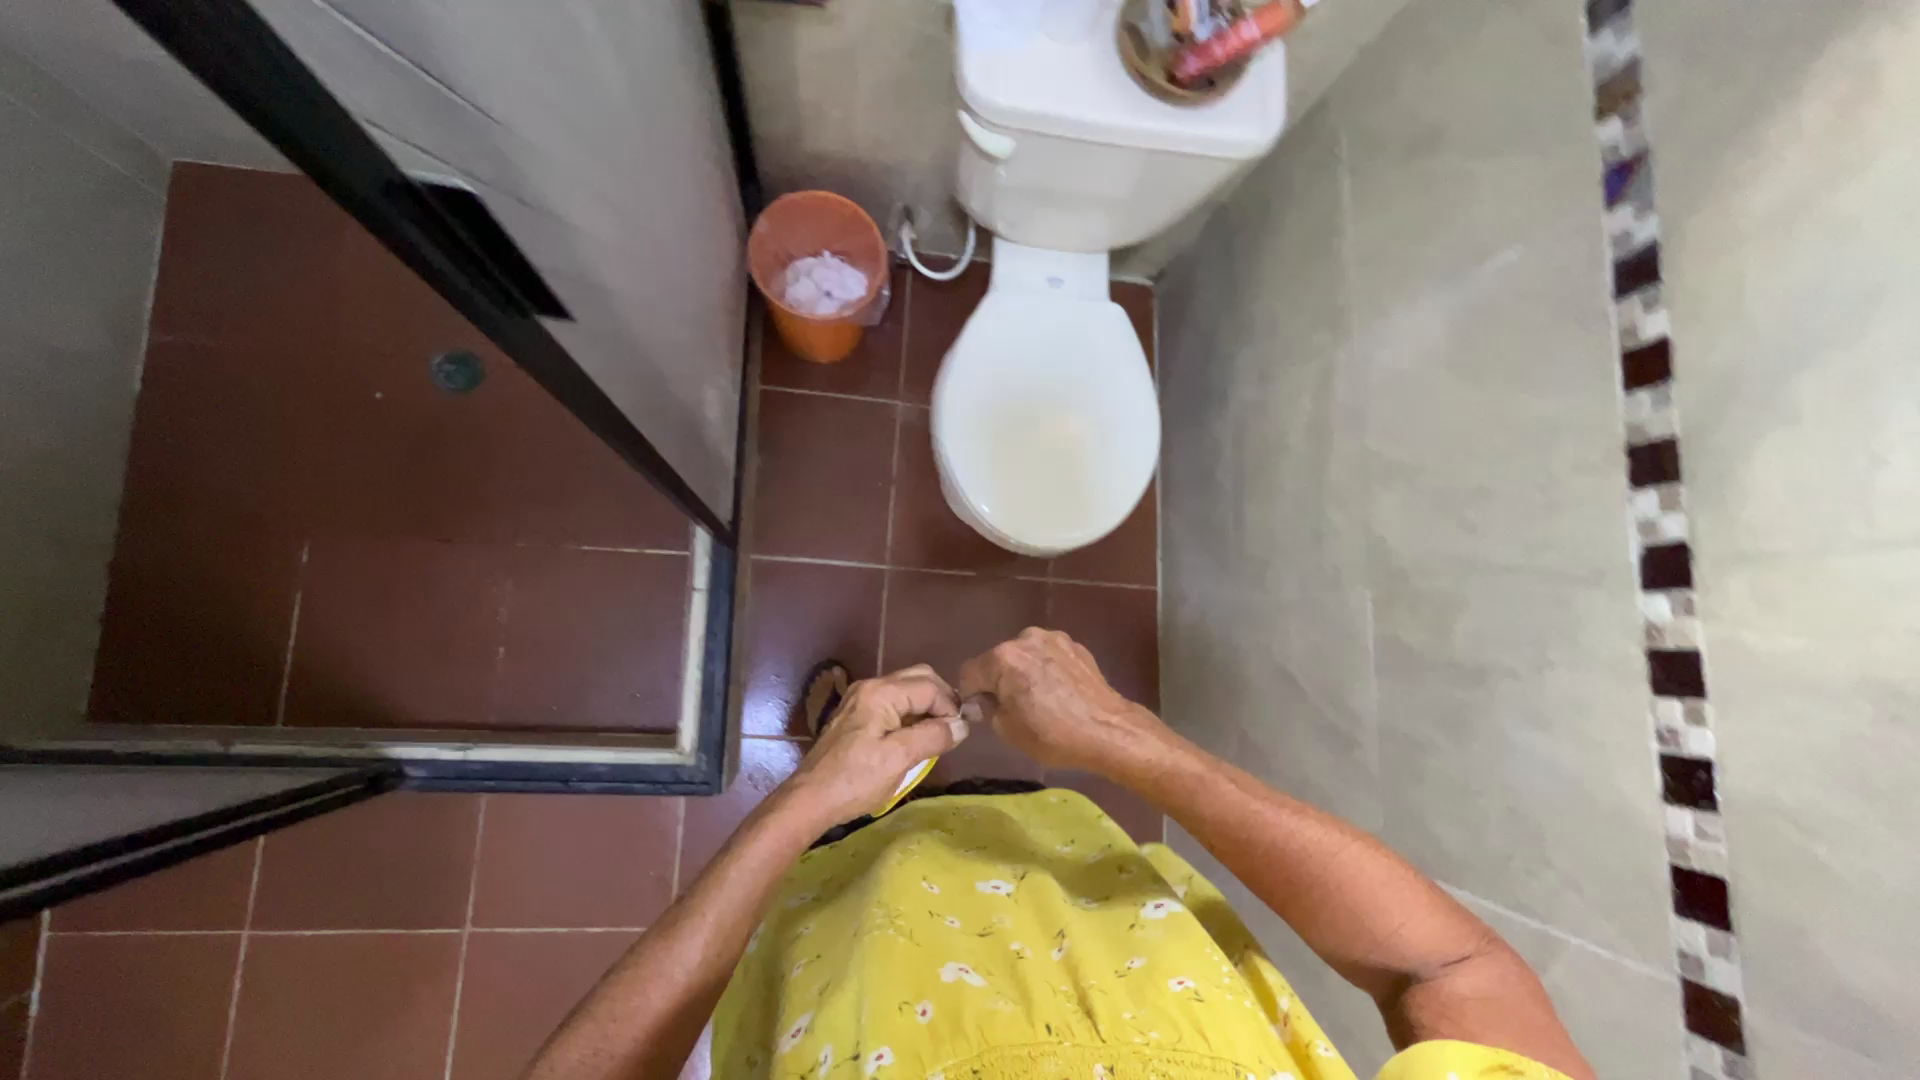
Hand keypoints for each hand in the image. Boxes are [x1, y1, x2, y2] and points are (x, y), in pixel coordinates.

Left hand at [779, 665, 969, 829]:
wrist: (809, 800)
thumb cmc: (854, 780)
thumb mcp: (898, 759)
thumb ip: (932, 737)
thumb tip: (962, 725)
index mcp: (881, 693)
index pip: (930, 686)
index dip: (950, 707)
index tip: (958, 734)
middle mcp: (871, 688)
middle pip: (919, 679)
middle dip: (941, 700)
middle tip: (952, 729)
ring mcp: (861, 701)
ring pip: (907, 691)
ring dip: (927, 708)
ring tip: (938, 736)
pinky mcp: (857, 717)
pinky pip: (894, 705)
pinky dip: (911, 716)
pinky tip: (916, 739)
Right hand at [957, 627, 1174, 778]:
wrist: (1108, 730)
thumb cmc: (1053, 735)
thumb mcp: (1008, 730)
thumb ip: (987, 708)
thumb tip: (983, 700)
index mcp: (1003, 658)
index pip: (969, 672)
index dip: (971, 694)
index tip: (983, 712)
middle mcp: (1025, 639)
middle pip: (997, 660)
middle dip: (998, 680)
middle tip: (1014, 707)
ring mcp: (1053, 638)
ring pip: (1023, 655)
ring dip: (1023, 672)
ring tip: (1040, 698)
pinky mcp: (1074, 644)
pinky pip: (1047, 655)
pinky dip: (1046, 669)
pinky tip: (1059, 691)